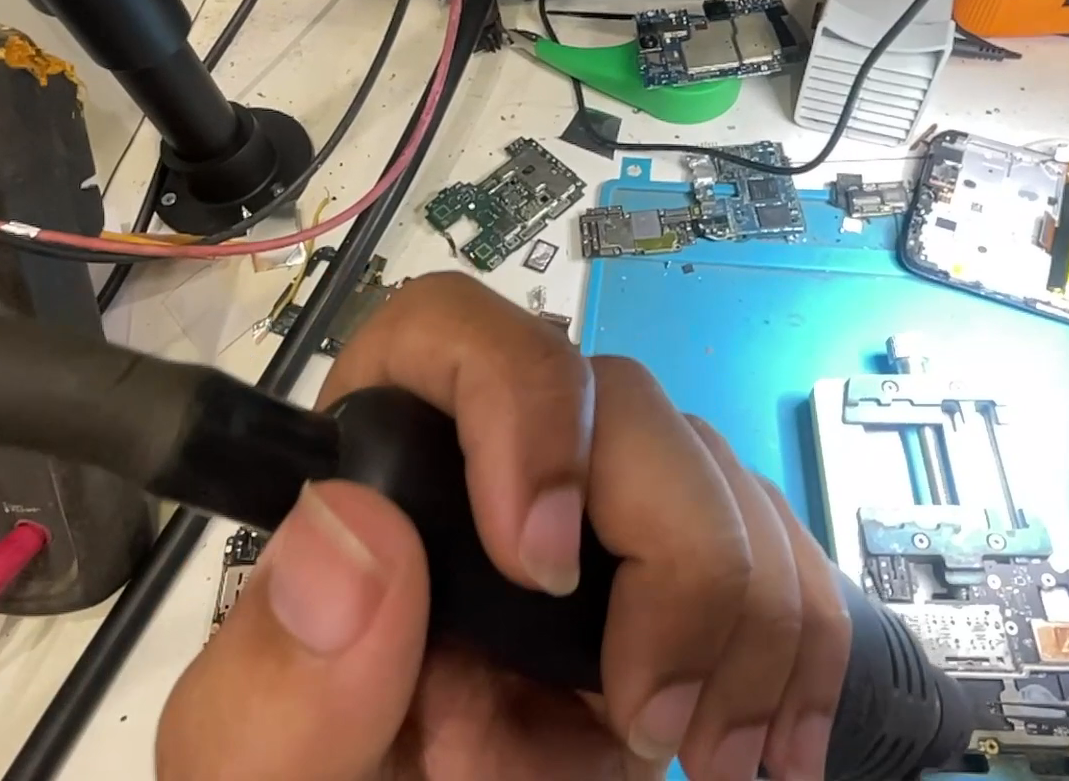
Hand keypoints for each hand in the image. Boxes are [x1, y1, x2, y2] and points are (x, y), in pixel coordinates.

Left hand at [157, 273, 850, 780]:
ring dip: (739, 630)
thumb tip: (351, 537)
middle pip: (628, 406)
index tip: (543, 565)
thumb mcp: (271, 764)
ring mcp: (609, 499)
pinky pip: (780, 544)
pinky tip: (775, 738)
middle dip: (674, 566)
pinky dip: (797, 642)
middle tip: (646, 719)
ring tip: (696, 755)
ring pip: (720, 476)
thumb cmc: (331, 775)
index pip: (457, 332)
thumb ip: (278, 678)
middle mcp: (512, 452)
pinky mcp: (685, 556)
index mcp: (391, 455)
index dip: (527, 410)